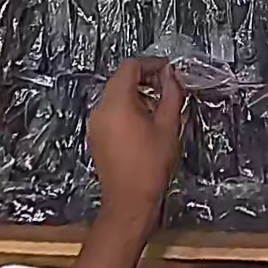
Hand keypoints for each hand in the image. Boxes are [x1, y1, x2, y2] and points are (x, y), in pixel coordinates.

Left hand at [89, 58, 185, 226]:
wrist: (129, 202)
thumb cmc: (150, 164)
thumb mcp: (168, 124)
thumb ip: (171, 93)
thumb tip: (172, 75)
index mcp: (117, 103)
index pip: (130, 67)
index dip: (152, 64)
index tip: (169, 72)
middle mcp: (101, 110)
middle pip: (121, 79)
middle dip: (146, 78)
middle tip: (168, 87)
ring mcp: (96, 124)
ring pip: (116, 95)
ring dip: (138, 93)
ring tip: (159, 107)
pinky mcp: (96, 137)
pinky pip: (111, 111)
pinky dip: (128, 108)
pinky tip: (145, 123)